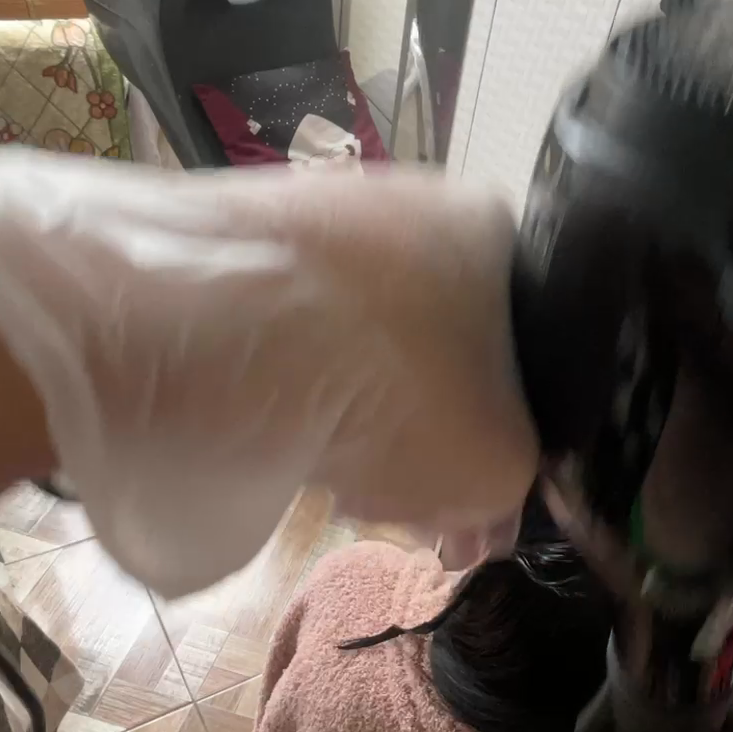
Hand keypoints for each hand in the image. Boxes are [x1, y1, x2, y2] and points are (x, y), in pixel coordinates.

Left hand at [0, 153, 535, 595]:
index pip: (524, 361)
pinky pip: (298, 337)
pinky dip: (303, 393)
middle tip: (401, 506)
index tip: (464, 503)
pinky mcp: (241, 244)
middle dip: (428, 445)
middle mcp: (418, 209)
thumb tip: (483, 523)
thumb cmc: (387, 387)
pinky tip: (285, 441)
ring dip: (365, 428)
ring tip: (338, 485)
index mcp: (498, 238)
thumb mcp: (492, 466)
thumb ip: (509, 494)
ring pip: (369, 352)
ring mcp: (324, 219)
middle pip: (442, 361)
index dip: (502, 444)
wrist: (208, 324)